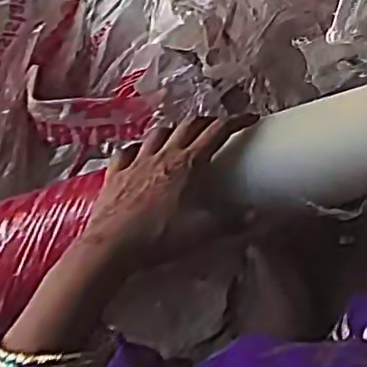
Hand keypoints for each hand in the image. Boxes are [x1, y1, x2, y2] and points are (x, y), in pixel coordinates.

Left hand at [78, 115, 252, 264]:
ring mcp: (136, 162)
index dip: (237, 121)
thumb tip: (258, 215)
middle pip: (189, 125)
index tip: (251, 118)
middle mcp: (164, 155)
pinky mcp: (114, 174)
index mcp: (188, 163)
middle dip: (207, 121)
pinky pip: (125, 151)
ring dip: (174, 130)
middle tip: (218, 127)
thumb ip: (232, 221)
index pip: (218, 131)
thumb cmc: (159, 236)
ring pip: (158, 132)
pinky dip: (137, 148)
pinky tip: (139, 153)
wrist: (109, 249)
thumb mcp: (202, 231)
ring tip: (181, 136)